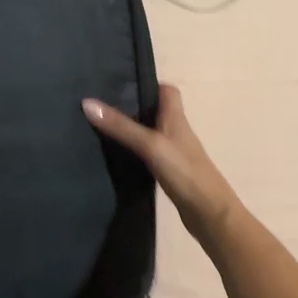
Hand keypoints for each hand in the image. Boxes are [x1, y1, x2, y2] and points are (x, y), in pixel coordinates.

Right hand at [83, 84, 242, 245]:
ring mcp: (173, 152)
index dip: (149, 83)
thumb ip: (120, 125)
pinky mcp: (169, 171)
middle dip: (131, 103)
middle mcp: (175, 131)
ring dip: (130, 126)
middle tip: (102, 99)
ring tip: (101, 122)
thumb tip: (86, 102)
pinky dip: (133, 149)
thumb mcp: (150, 145)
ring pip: (149, 130)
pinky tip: (116, 152)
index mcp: (176, 118)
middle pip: (155, 109)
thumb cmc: (186, 172)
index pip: (167, 90)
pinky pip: (147, 151)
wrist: (211, 216)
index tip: (122, 81)